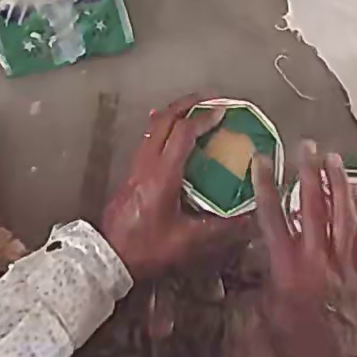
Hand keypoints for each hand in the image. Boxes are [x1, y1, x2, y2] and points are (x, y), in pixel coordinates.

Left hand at [101, 95, 248, 280]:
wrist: (108, 257)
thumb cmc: (146, 248)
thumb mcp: (186, 240)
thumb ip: (219, 228)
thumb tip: (248, 221)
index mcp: (163, 174)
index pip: (184, 133)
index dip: (204, 118)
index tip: (223, 112)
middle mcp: (148, 163)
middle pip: (165, 119)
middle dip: (188, 104)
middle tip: (209, 99)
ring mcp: (137, 165)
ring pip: (155, 126)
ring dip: (175, 113)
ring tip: (196, 110)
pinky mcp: (133, 172)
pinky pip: (149, 138)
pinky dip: (165, 127)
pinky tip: (174, 132)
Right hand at [252, 140, 356, 356]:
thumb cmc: (290, 345)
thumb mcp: (265, 309)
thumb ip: (264, 273)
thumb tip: (259, 249)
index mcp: (288, 269)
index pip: (273, 218)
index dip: (266, 187)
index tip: (263, 160)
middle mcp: (317, 260)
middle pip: (313, 208)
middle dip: (308, 174)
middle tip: (307, 146)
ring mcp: (342, 263)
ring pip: (343, 216)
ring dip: (338, 184)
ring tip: (335, 159)